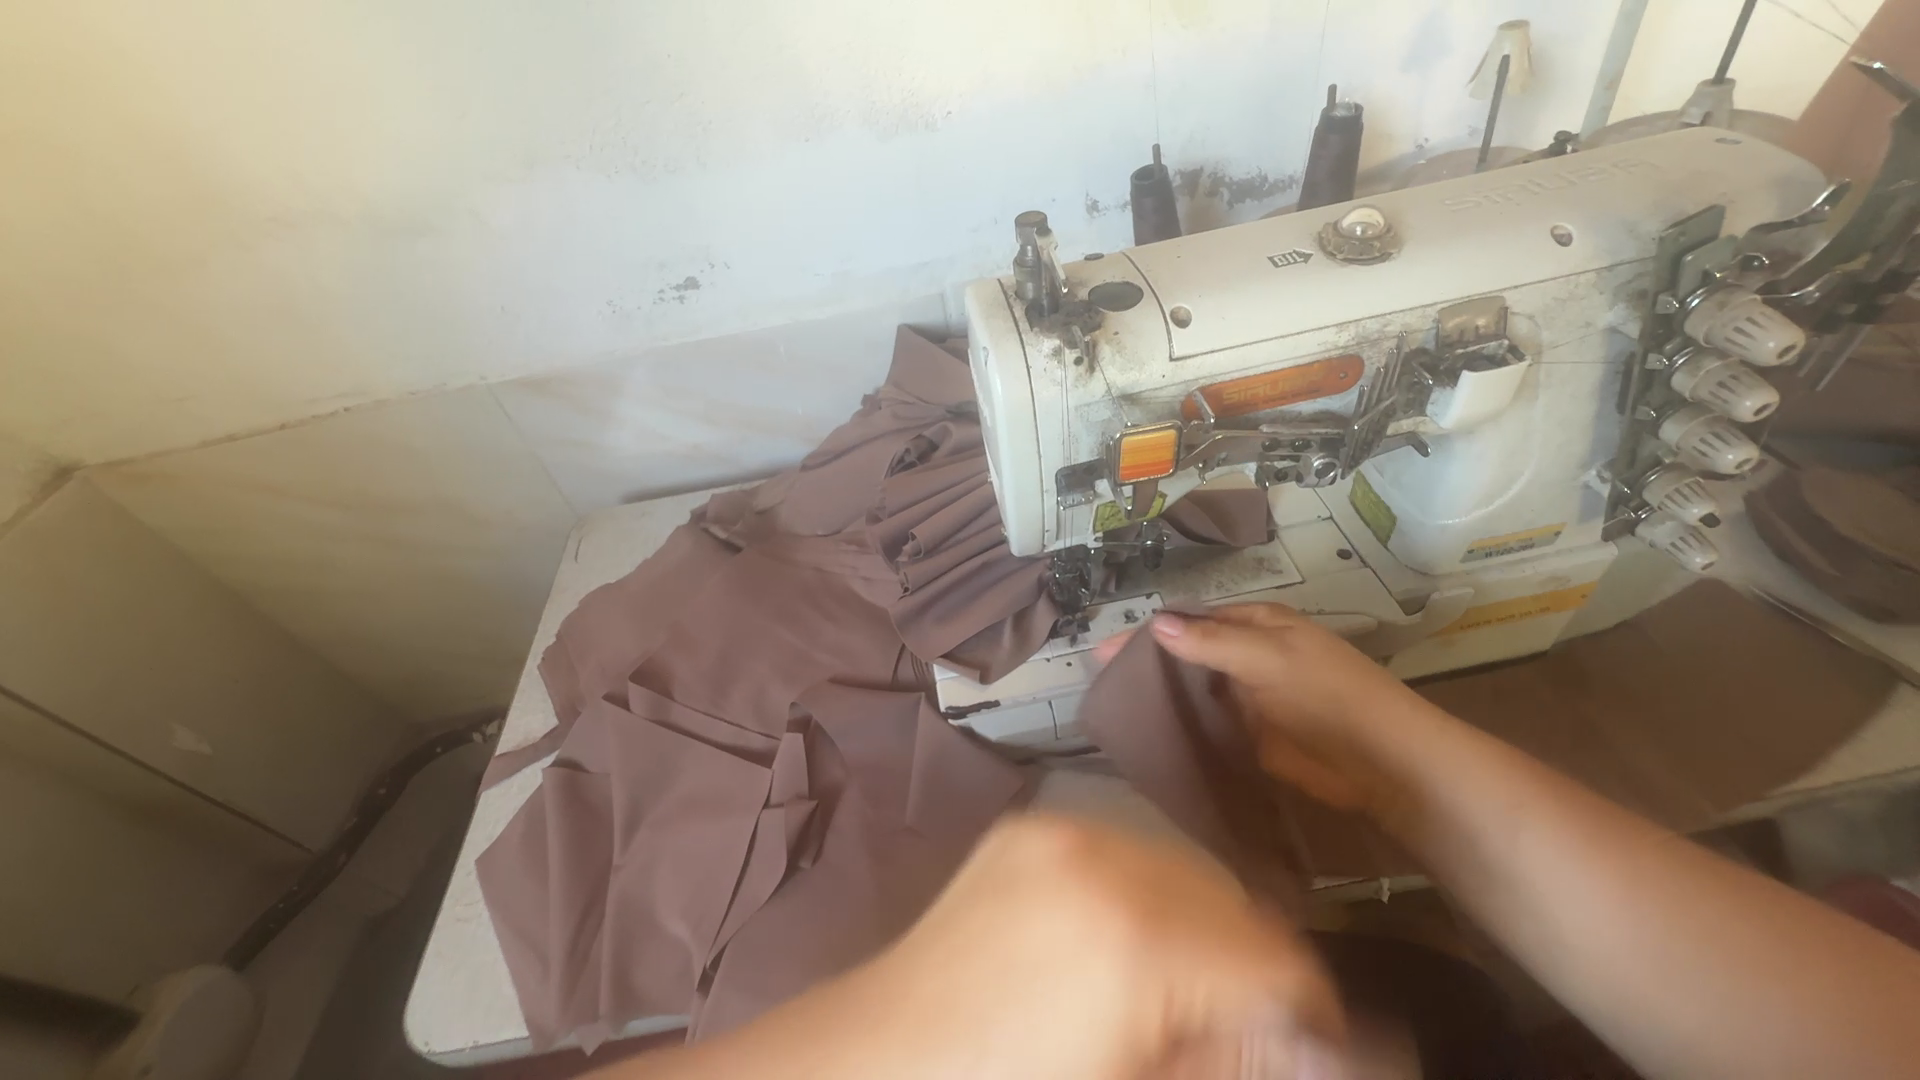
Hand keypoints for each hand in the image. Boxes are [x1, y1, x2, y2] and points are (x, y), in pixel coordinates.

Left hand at [819, 815, 1347, 1079]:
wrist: (882, 1056)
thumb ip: (1229, 1061)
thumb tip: (1317, 1045)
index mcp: (1137, 939)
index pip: (1277, 956)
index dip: (1311, 1011)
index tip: (1312, 1046)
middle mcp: (1104, 858)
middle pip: (1234, 902)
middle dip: (1250, 967)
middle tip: (1232, 1027)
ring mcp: (1060, 832)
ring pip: (1181, 868)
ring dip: (1196, 924)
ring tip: (1168, 987)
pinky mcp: (1029, 829)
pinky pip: (1122, 850)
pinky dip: (1141, 893)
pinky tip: (1115, 944)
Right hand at [1096, 605, 1433, 813]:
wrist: (1381, 764)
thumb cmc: (1329, 697)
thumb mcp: (1269, 658)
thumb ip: (1212, 643)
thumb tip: (1155, 622)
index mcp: (1256, 626)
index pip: (1191, 621)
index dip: (1150, 633)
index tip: (1104, 652)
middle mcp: (1248, 657)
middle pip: (1188, 654)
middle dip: (1148, 664)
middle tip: (1099, 682)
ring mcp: (1248, 698)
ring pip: (1194, 690)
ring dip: (1161, 696)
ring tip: (1112, 710)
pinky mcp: (1250, 737)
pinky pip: (1207, 725)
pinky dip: (1180, 727)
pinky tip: (1148, 735)